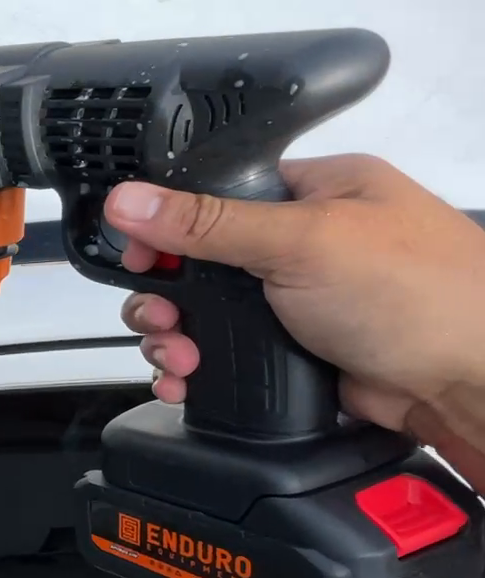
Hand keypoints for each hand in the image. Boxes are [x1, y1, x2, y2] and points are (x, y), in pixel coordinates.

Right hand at [104, 155, 484, 481]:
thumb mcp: (300, 242)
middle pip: (188, 263)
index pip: (210, 196)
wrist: (465, 384)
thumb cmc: (415, 297)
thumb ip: (205, 222)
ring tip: (182, 359)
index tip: (141, 259)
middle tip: (164, 319)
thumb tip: (127, 199)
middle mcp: (296, 242)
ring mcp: (284, 296)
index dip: (163, 228)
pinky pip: (206, 348)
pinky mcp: (275, 342)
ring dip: (170, 339)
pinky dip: (185, 366)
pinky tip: (184, 378)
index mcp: (315, 193)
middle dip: (162, 299)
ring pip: (190, 312)